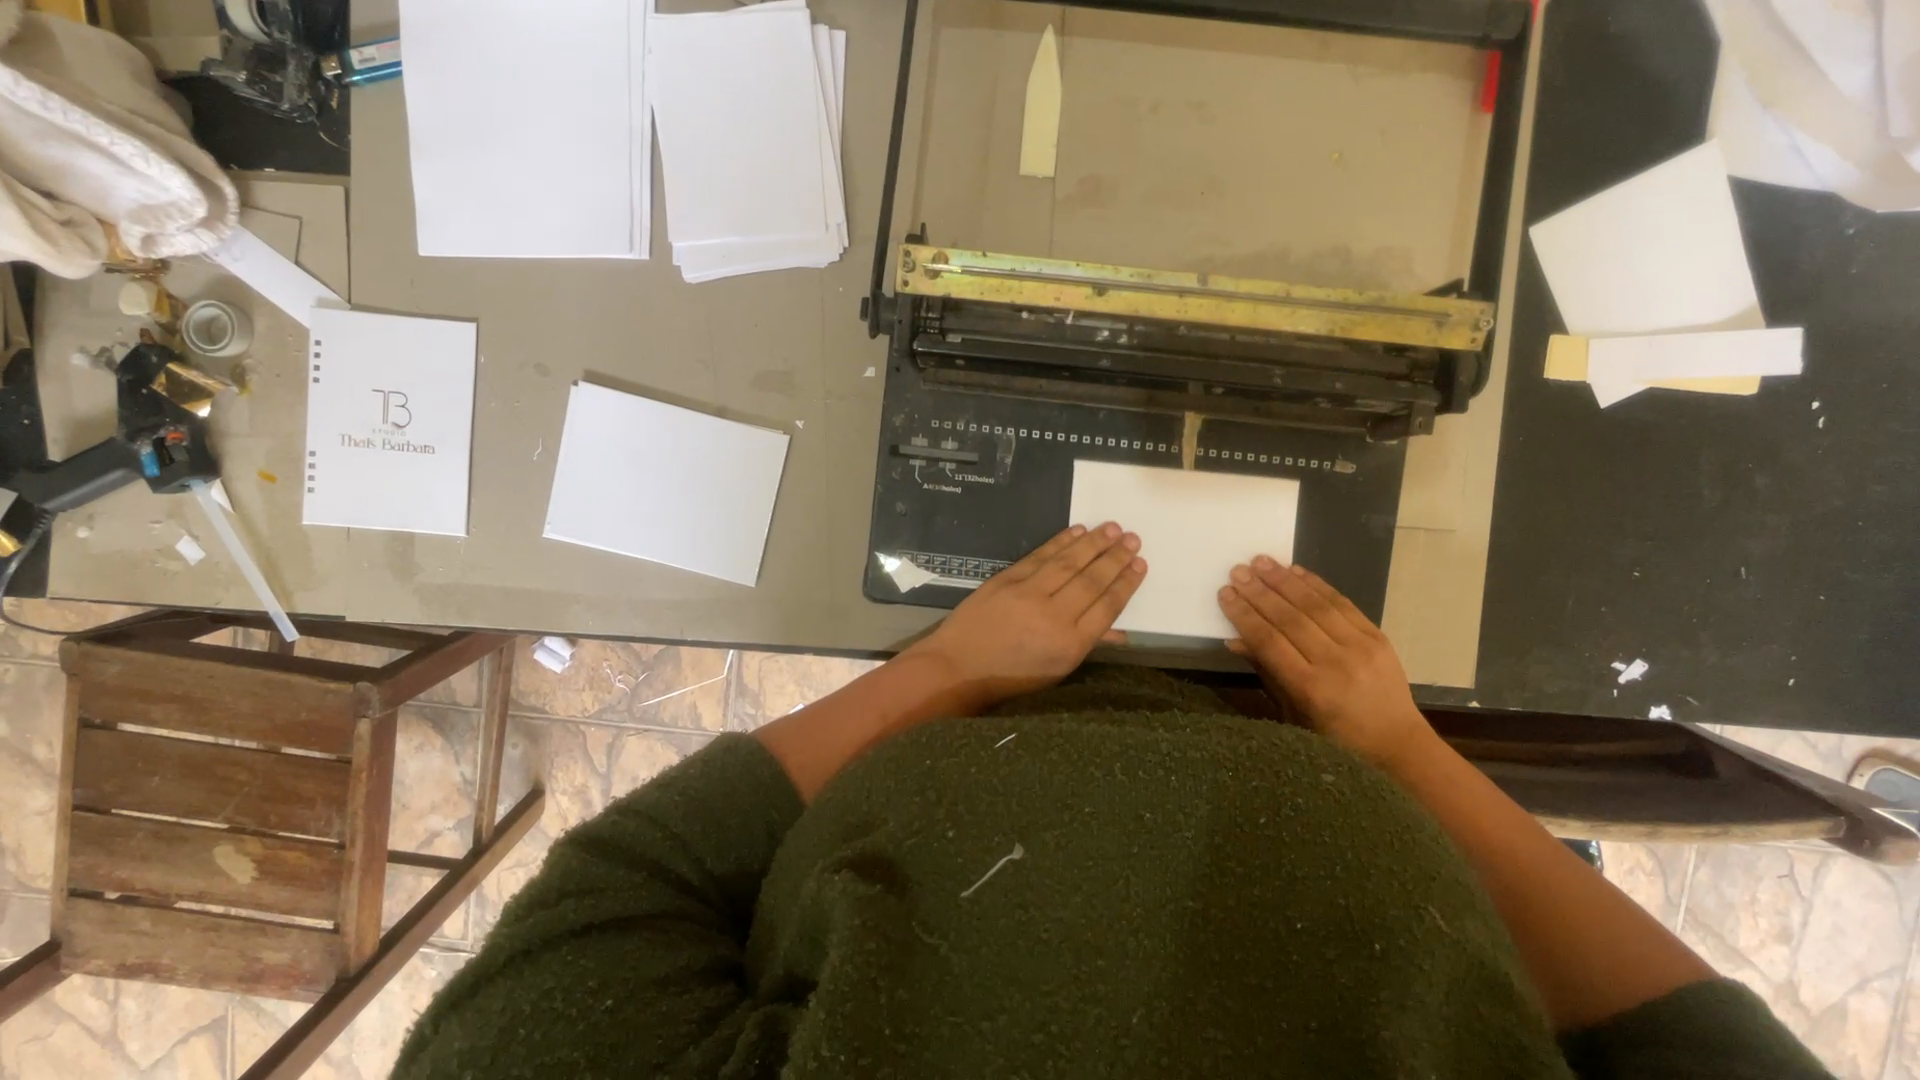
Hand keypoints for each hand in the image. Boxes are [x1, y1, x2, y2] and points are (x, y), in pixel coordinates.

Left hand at [907, 523, 1146, 710]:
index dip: (1126, 583)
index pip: (1107, 606)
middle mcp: (1054, 615)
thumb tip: (1121, 632)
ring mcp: (1029, 594)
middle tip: (1133, 539)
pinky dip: (1061, 542)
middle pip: (1092, 579)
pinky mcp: (1007, 579)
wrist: (958, 668)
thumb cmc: (1010, 677)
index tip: (1140, 565)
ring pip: (1069, 562)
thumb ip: (1088, 645)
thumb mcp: (1056, 671)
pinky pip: (1041, 556)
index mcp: (1070, 644)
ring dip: (1094, 543)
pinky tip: (1078, 532)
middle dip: (1115, 558)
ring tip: (1113, 528)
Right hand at [1217, 556, 1431, 764]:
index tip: (1225, 594)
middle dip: (1260, 593)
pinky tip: (1296, 571)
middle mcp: (1336, 663)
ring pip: (1316, 605)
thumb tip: (1236, 640)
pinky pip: (1342, 603)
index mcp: (1311, 689)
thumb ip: (1267, 673)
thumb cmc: (1335, 740)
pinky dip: (1317, 585)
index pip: (1270, 643)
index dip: (1245, 616)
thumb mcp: (1293, 713)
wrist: (1396, 744)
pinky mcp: (1377, 636)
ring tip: (1261, 562)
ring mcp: (1360, 647)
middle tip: (1237, 571)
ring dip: (1285, 580)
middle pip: (1291, 619)